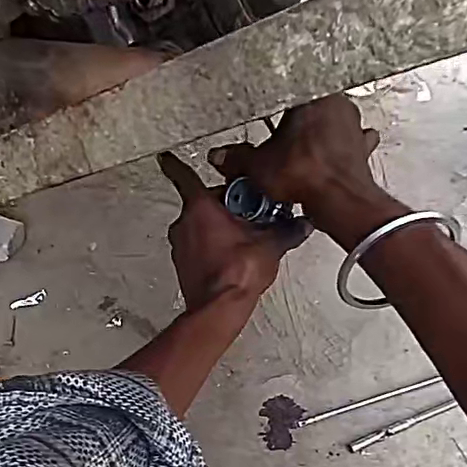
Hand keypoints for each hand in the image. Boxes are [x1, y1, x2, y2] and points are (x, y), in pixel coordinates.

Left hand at [157, 151, 309, 308]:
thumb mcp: (270, 244)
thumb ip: (286, 229)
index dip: (175, 164)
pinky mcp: (183, 265)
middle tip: (248, 210)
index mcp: (200, 207)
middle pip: (202, 201)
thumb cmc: (236, 274)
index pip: (184, 176)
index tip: (167, 158)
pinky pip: (197, 245)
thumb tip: (299, 225)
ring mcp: (180, 246)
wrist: (220, 307)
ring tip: (244, 235)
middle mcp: (184, 224)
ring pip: (199, 225)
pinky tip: (233, 253)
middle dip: (224, 202)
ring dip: (218, 225)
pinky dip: (212, 244)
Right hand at [207, 96, 380, 205]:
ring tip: (300, 151)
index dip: (275, 104)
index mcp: (310, 94)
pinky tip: (326, 161)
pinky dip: (337, 152)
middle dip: (297, 122)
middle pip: (311, 107)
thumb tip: (220, 156)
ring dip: (318, 134)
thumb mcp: (257, 165)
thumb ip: (237, 158)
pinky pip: (349, 145)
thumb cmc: (306, 173)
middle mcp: (336, 104)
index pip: (289, 91)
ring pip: (331, 123)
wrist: (338, 199)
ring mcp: (353, 126)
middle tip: (281, 137)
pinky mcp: (362, 149)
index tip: (268, 113)